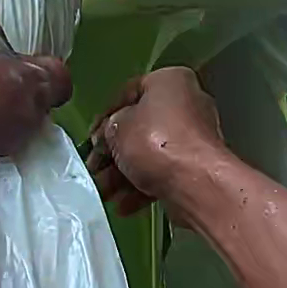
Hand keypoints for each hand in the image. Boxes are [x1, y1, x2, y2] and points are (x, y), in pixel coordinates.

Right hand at [86, 68, 231, 217]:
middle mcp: (187, 105)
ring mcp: (194, 140)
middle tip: (93, 169)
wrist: (194, 183)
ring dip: (122, 176)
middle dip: (112, 153)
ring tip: (103, 192)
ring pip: (149, 156)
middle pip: (139, 129)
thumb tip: (108, 137)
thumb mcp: (116, 127)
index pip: (128, 94)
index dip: (104, 118)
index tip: (91, 139)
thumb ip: (108, 128)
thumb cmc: (156, 143)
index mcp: (170, 81)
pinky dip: (141, 188)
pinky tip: (123, 205)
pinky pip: (162, 175)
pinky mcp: (195, 170)